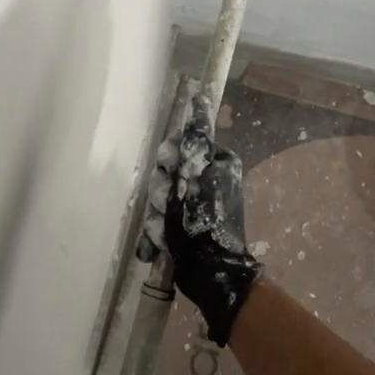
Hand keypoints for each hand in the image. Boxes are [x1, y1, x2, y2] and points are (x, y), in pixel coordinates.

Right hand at [139, 94, 262, 345]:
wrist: (209, 276)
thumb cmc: (204, 222)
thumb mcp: (197, 173)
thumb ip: (194, 140)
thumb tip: (201, 99)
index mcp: (218, 162)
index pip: (182, 143)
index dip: (170, 157)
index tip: (170, 168)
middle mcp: (208, 179)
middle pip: (167, 172)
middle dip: (161, 192)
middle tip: (166, 204)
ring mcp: (195, 205)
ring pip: (160, 199)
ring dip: (157, 216)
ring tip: (165, 232)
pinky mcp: (185, 227)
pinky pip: (160, 222)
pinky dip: (157, 235)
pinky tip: (158, 246)